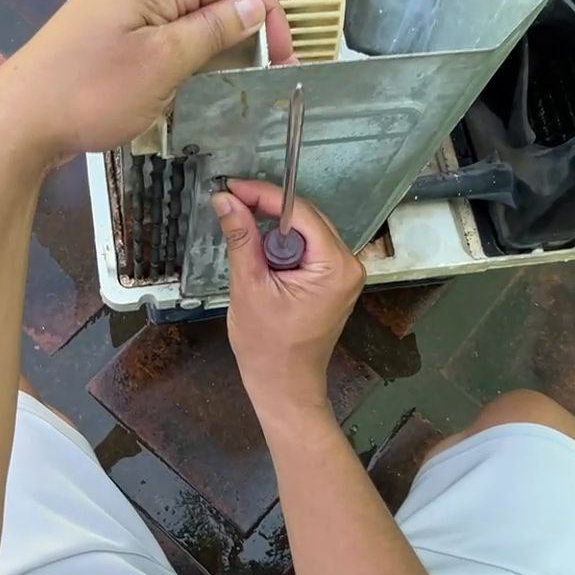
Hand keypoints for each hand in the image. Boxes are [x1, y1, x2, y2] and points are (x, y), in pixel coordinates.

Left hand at [0, 0, 293, 166]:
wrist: (21, 121)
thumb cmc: (92, 92)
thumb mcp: (163, 62)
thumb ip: (211, 31)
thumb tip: (253, 6)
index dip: (267, 11)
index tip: (283, 57)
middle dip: (245, 31)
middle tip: (264, 78)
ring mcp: (122, 11)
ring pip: (187, 18)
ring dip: (216, 47)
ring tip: (234, 86)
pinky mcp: (110, 38)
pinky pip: (163, 37)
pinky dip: (186, 58)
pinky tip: (192, 87)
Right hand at [213, 178, 364, 419]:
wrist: (284, 387)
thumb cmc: (267, 347)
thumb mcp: (249, 287)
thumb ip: (242, 238)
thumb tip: (226, 200)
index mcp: (335, 266)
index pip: (300, 212)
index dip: (263, 195)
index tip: (231, 187)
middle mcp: (348, 264)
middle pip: (305, 218)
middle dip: (267, 209)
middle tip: (229, 202)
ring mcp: (343, 274)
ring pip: (304, 232)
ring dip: (272, 229)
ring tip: (238, 224)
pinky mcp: (331, 283)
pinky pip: (306, 250)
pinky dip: (281, 247)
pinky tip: (258, 250)